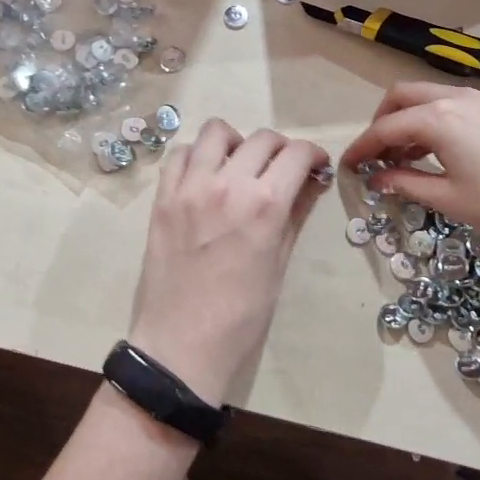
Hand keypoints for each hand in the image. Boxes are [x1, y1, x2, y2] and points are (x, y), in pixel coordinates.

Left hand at [127, 119, 328, 404]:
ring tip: (241, 164)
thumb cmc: (241, 316)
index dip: (313, 154)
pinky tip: (206, 175)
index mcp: (265, 205)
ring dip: (237, 142)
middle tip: (283, 169)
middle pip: (263, 139)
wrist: (182, 347)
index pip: (297, 154)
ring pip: (216, 132)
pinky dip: (198, 155)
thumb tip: (312, 183)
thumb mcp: (279, 264)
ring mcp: (190, 188)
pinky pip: (180, 155)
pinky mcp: (163, 198)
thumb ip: (295, 215)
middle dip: (282, 148)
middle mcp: (228, 185)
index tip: (316, 165)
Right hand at [339, 82, 479, 261]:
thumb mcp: (446, 199)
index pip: (385, 127)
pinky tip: (440, 150)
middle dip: (383, 121)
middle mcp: (455, 98)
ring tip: (406, 156)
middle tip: (377, 154)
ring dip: (410, 119)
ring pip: (429, 96)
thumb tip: (377, 179)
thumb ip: (405, 183)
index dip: (363, 146)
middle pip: (403, 96)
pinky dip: (435, 118)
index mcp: (437, 118)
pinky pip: (454, 103)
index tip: (347, 165)